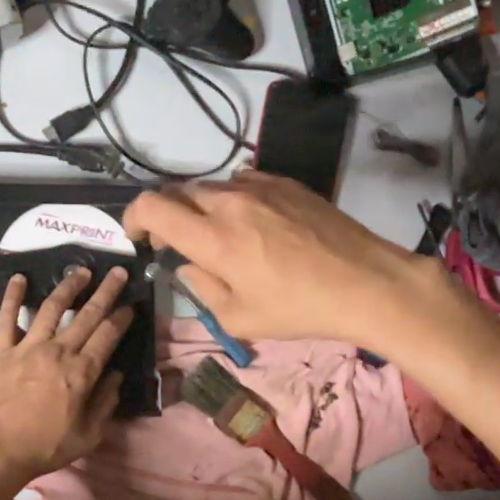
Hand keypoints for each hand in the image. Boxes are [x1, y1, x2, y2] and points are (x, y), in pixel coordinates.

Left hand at [0, 266, 134, 488]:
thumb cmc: (45, 447)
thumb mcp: (88, 435)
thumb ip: (105, 403)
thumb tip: (116, 376)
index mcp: (81, 372)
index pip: (108, 335)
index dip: (122, 318)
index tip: (131, 305)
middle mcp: (58, 351)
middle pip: (87, 314)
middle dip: (106, 291)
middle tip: (119, 272)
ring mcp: (27, 347)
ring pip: (52, 307)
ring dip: (68, 286)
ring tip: (81, 271)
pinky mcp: (1, 350)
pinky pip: (7, 317)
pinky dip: (13, 295)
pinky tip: (19, 277)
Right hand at [124, 170, 452, 345]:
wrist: (365, 282)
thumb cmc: (299, 308)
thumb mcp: (240, 318)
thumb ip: (202, 289)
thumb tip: (189, 266)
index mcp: (213, 239)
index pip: (152, 206)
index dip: (134, 218)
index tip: (140, 236)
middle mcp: (229, 203)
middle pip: (178, 193)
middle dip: (168, 215)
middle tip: (179, 242)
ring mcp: (259, 187)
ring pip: (211, 187)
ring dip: (202, 208)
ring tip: (219, 235)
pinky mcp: (285, 182)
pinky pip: (243, 182)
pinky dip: (233, 199)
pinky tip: (252, 223)